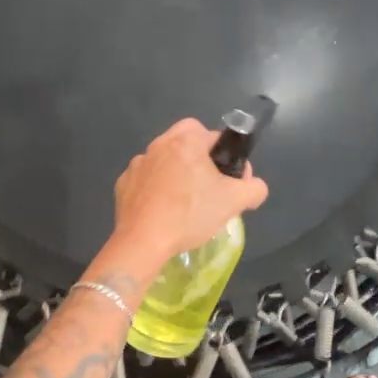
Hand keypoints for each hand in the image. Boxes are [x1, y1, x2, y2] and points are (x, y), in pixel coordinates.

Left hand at [112, 118, 268, 258]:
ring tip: (184, 207)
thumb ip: (254, 188)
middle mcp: (158, 144)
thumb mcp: (234, 201)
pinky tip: (162, 214)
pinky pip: (146, 183)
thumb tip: (255, 187)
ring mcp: (137, 165)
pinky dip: (155, 194)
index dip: (226, 156)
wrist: (143, 242)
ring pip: (164, 164)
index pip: (212, 136)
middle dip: (199, 165)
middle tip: (208, 192)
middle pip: (186, 147)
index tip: (230, 180)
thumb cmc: (190, 214)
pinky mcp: (123, 186)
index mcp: (186, 140)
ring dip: (176, 178)